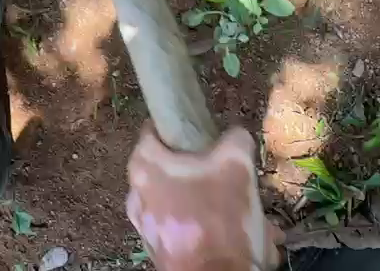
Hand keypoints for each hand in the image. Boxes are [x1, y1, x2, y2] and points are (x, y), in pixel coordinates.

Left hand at [125, 124, 282, 270]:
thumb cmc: (218, 216)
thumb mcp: (236, 162)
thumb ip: (235, 138)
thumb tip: (236, 136)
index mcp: (144, 166)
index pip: (154, 130)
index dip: (179, 127)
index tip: (201, 132)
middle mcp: (137, 195)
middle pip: (171, 169)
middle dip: (202, 172)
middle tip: (226, 174)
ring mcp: (146, 227)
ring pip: (182, 203)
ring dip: (211, 204)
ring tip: (242, 210)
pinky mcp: (160, 253)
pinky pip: (185, 230)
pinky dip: (207, 229)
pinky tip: (235, 234)